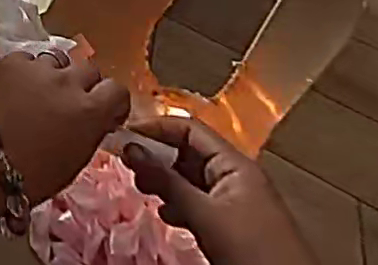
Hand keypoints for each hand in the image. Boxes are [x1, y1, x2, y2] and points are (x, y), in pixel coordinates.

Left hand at [0, 50, 129, 200]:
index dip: (112, 100)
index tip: (106, 110)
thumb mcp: (77, 155)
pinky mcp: (10, 60)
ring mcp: (36, 67)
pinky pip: (27, 59)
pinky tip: (16, 85)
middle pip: (87, 68)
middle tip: (73, 100)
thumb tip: (94, 118)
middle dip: (85, 82)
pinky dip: (26, 70)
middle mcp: (67, 81)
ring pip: (56, 59)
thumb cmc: (37, 172)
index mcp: (90, 109)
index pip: (117, 90)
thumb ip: (90, 127)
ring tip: (42, 90)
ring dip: (54, 73)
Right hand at [121, 116, 314, 264]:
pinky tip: (169, 215)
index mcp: (234, 164)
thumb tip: (128, 148)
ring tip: (145, 191)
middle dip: (158, 157)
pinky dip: (180, 202)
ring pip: (191, 177)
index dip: (155, 127)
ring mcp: (237, 200)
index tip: (125, 136)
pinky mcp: (236, 224)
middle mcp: (236, 175)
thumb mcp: (204, 214)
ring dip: (166, 181)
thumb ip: (165, 179)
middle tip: (131, 168)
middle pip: (188, 151)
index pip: (188, 128)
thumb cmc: (252, 250)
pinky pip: (200, 200)